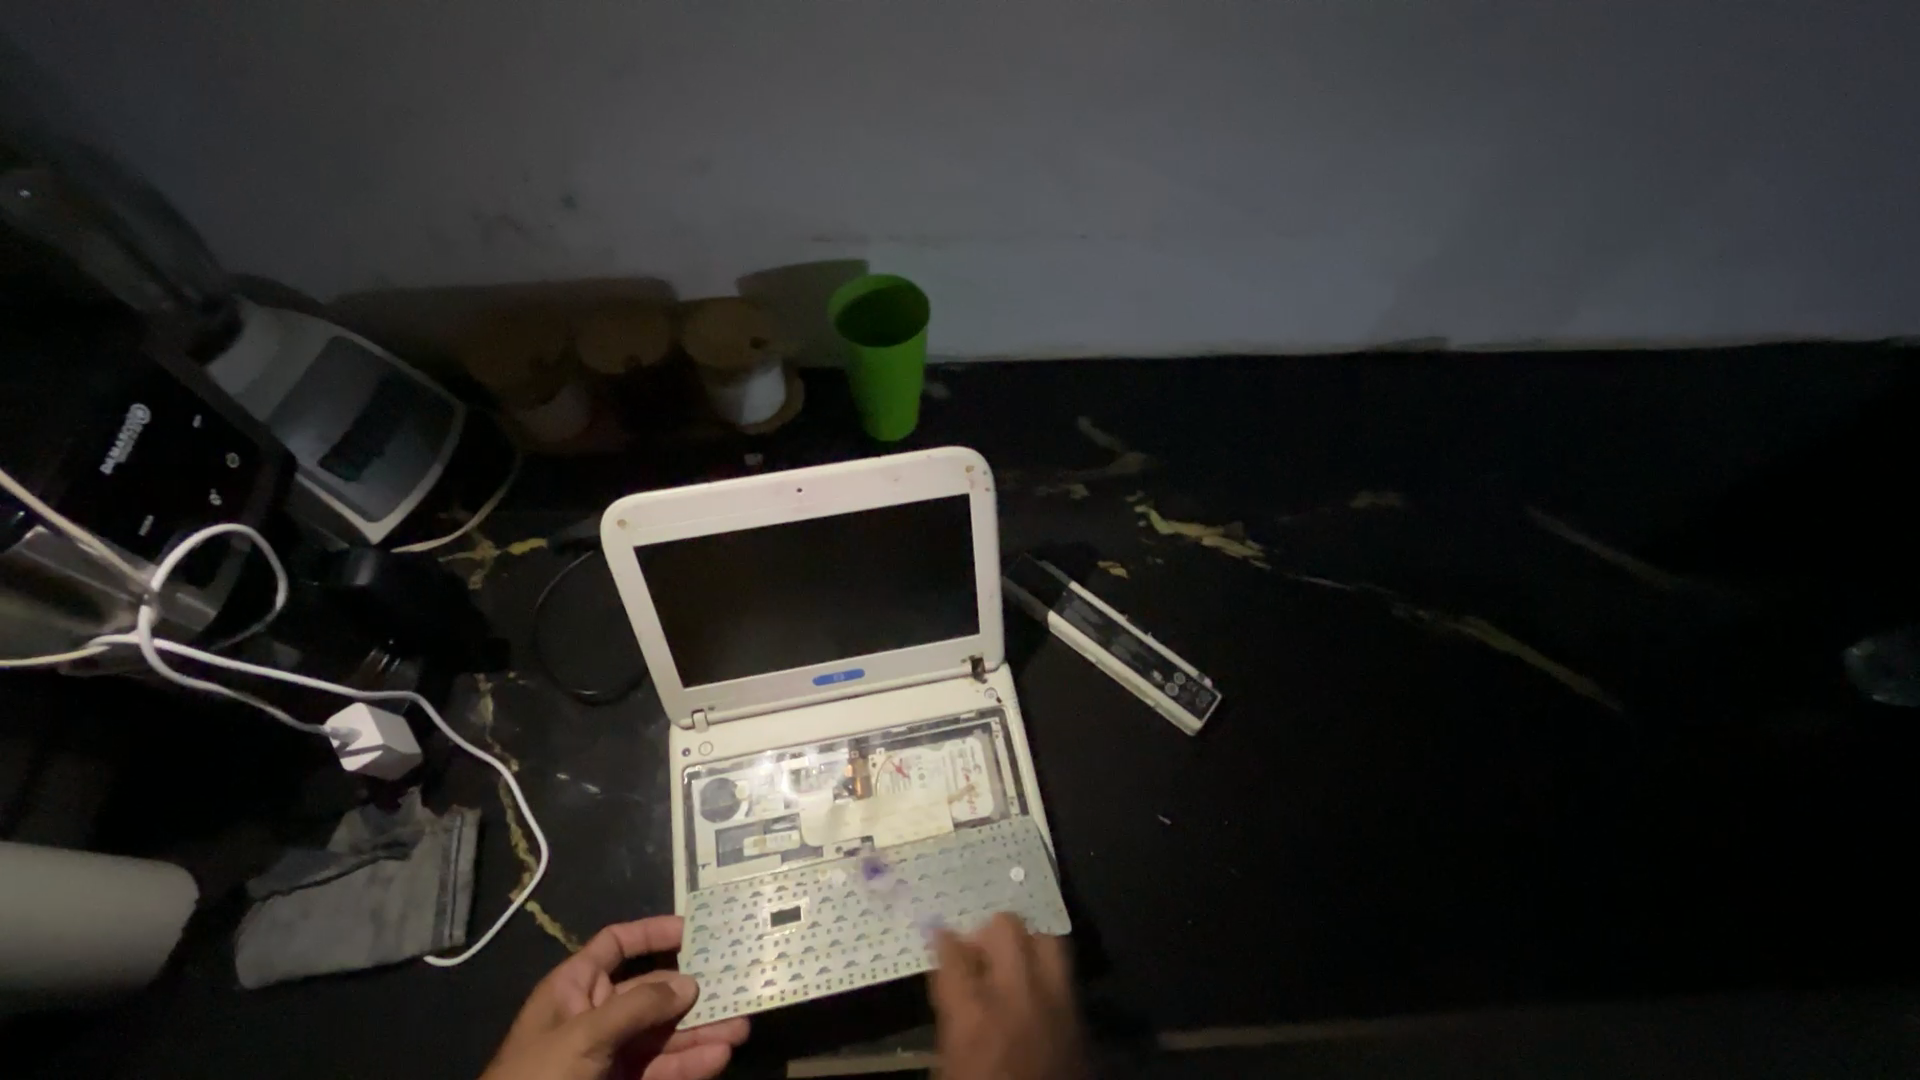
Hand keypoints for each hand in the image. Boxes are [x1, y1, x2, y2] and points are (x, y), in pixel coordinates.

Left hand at [481, 915, 749, 1079]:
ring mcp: (609, 1055)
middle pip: (653, 991)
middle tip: (735, 987)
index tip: (695, 930)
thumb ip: (638, 1007)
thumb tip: (690, 984)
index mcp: (575, 989)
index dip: (652, 933)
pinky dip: (690, 1065)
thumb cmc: (535, 1079)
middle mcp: (596, 1015)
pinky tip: (718, 1059)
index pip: (616, 945)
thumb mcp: (582, 1036)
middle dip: (693, 992)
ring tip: (740, 1029)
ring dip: (702, 1031)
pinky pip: (662, 1069)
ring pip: (664, 1034)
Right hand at [929, 913, 1087, 1079]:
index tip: (940, 937)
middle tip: (978, 955)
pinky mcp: (1081, 1019)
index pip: (953, 953)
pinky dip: (1049, 970)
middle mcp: (1017, 997)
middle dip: (986, 935)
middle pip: (1004, 929)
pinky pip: (1066, 974)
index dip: (942, 940)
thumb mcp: (950, 1071)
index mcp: (974, 1017)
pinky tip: (1038, 987)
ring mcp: (1056, 1004)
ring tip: (1013, 963)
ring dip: (1026, 945)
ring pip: (1045, 939)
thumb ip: (952, 1022)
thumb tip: (955, 989)